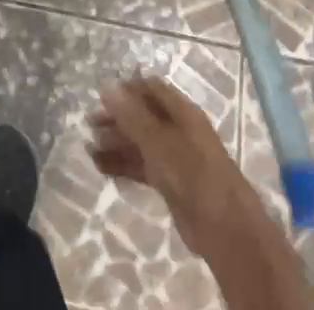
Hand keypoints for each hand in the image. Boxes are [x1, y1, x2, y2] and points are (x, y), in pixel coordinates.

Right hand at [90, 78, 313, 309]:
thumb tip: (106, 86)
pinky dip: (123, 165)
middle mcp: (179, 131)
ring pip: (141, 143)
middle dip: (117, 118)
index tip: (100, 96)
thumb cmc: (192, 173)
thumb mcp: (158, 141)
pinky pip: (142, 167)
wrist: (224, 227)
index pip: (152, 89)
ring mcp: (176, 158)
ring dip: (116, 143)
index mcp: (183, 113)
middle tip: (89, 125)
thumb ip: (131, 115)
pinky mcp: (171, 183)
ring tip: (89, 147)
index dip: (127, 89)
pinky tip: (101, 168)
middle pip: (144, 116)